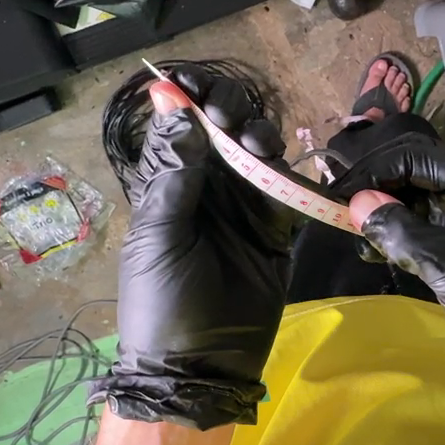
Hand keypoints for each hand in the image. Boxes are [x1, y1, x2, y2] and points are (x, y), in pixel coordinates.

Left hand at [91, 66, 292, 428]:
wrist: (203, 363)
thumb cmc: (164, 301)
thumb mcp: (160, 234)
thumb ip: (174, 173)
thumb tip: (172, 106)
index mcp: (167, 187)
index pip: (175, 128)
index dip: (183, 99)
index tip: (192, 80)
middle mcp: (205, 190)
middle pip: (220, 132)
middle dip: (226, 111)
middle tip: (228, 118)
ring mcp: (242, 208)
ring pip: (255, 152)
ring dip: (256, 135)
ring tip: (257, 145)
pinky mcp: (275, 229)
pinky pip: (283, 189)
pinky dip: (285, 171)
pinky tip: (278, 164)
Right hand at [342, 134, 444, 426]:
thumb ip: (403, 232)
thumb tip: (357, 203)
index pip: (417, 157)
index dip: (374, 171)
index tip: (336, 194)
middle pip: (415, 170)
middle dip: (377, 186)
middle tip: (339, 210)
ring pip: (415, 196)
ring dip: (384, 210)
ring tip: (354, 233)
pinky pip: (422, 223)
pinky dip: (397, 232)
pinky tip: (374, 250)